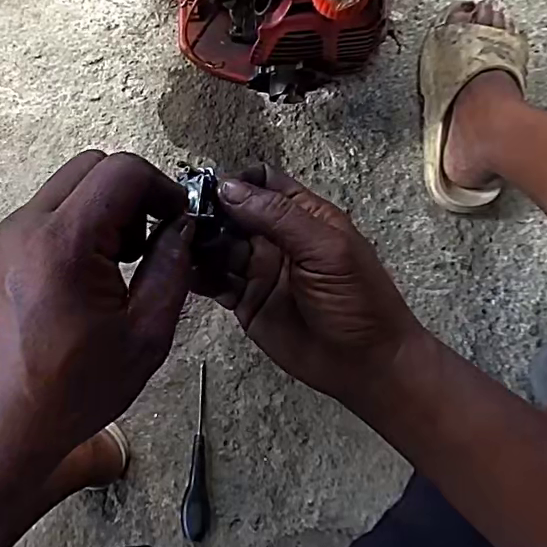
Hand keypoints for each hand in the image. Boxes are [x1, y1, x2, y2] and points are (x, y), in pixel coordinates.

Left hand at [0, 151, 191, 474]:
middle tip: (154, 239)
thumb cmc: (72, 390)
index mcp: (64, 243)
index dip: (162, 188)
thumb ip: (172, 268)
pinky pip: (53, 210)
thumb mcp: (145, 335)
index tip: (179, 221)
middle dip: (135, 192)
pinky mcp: (4, 249)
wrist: (1, 422)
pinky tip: (96, 270)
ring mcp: (10, 235)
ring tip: (126, 260)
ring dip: (109, 206)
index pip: (122, 171)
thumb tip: (183, 227)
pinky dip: (84, 222)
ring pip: (72, 185)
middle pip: (94, 166)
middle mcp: (29, 226)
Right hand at [192, 166, 426, 409]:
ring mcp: (259, 270)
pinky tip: (187, 274)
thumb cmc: (359, 302)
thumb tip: (230, 188)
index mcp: (302, 217)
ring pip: (218, 246)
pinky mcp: (245, 300)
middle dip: (208, 212)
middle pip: (232, 213)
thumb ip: (278, 216)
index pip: (262, 183)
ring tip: (181, 247)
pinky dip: (198, 276)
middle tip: (184, 219)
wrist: (366, 364)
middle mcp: (276, 239)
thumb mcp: (326, 249)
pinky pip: (214, 281)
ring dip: (199, 243)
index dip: (235, 182)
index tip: (208, 190)